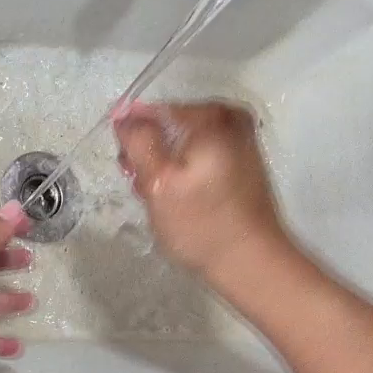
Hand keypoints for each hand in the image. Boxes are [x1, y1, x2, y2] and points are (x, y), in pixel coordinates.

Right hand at [114, 101, 296, 283]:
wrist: (249, 260)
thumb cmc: (200, 224)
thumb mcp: (158, 182)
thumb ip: (138, 142)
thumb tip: (123, 116)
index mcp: (211, 116)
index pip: (152, 113)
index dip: (133, 142)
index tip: (130, 172)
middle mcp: (230, 118)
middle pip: (168, 128)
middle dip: (150, 157)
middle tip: (148, 191)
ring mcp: (239, 140)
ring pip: (181, 146)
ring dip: (164, 170)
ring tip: (163, 202)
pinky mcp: (241, 163)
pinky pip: (197, 158)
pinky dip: (184, 176)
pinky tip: (181, 201)